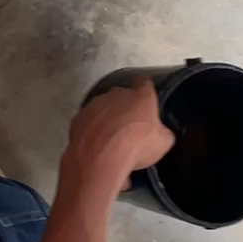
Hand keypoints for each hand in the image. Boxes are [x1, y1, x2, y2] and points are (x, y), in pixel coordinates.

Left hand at [60, 80, 175, 207]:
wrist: (100, 158)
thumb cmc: (137, 146)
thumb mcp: (163, 143)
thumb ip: (163, 132)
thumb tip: (162, 132)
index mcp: (140, 96)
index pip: (145, 83)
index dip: (146, 90)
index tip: (146, 98)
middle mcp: (117, 94)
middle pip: (122, 95)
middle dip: (126, 107)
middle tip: (130, 126)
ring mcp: (95, 104)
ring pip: (104, 107)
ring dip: (108, 118)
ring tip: (111, 139)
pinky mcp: (79, 117)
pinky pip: (89, 121)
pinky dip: (93, 130)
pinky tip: (96, 145)